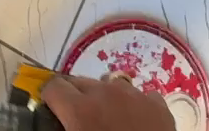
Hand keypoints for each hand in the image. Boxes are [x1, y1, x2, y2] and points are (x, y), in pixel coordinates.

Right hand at [41, 75, 172, 130]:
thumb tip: (61, 125)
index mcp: (80, 110)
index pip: (53, 87)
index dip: (51, 99)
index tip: (53, 112)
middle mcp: (105, 93)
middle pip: (80, 82)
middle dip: (75, 98)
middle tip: (80, 123)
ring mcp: (134, 94)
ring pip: (109, 85)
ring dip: (104, 99)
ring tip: (110, 122)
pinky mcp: (157, 104)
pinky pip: (138, 96)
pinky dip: (133, 106)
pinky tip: (136, 125)